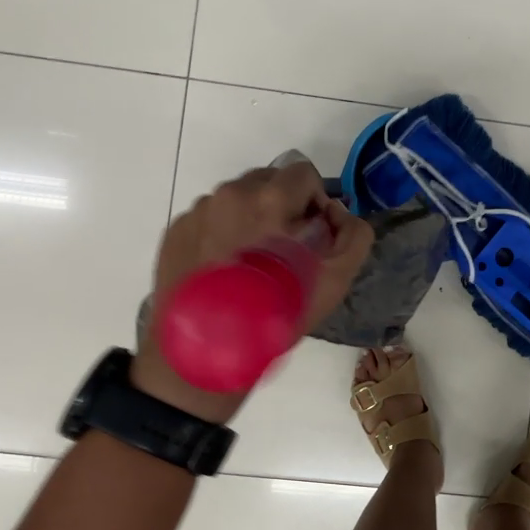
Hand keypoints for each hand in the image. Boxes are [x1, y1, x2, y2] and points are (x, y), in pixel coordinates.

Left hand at [128, 161, 373, 423]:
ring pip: (237, 200)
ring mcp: (197, 212)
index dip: (315, 203)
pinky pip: (210, 219)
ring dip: (251, 220)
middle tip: (283, 253)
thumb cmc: (277, 316)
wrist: (206, 355)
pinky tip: (225, 273)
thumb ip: (354, 234)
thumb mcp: (336, 280)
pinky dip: (222, 236)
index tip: (311, 236)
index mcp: (269, 199)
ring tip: (250, 266)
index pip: (303, 174)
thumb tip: (334, 214)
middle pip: (268, 182)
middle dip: (282, 209)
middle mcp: (228, 194)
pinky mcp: (175, 231)